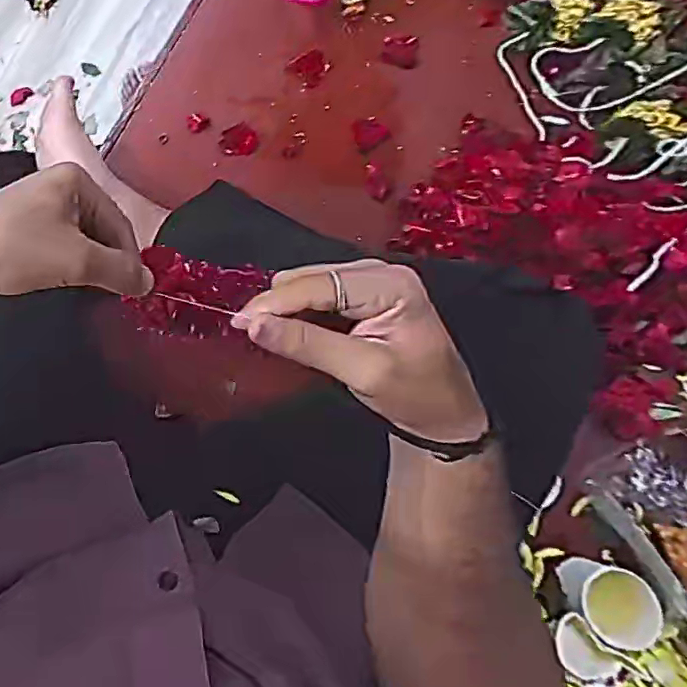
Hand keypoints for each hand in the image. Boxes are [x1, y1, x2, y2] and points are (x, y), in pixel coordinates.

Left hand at [0, 162, 152, 298]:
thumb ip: (120, 271)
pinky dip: (64, 265)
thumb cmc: (13, 251)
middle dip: (107, 262)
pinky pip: (56, 244)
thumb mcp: (77, 262)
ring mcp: (34, 203)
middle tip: (110, 293)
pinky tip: (58, 283)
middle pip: (101, 228)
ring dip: (87, 266)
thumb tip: (148, 282)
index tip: (135, 289)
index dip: (130, 258)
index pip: (119, 221)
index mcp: (73, 177)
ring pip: (79, 239)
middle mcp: (55, 183)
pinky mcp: (18, 225)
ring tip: (84, 290)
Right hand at [233, 260, 488, 444]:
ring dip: (286, 307)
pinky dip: (298, 311)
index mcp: (390, 284)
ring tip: (267, 334)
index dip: (276, 302)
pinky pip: (318, 292)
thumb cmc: (415, 395)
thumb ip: (306, 344)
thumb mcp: (362, 372)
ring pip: (309, 282)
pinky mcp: (362, 292)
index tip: (240, 321)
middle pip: (311, 277)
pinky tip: (288, 330)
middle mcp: (380, 271)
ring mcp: (371, 279)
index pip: (320, 284)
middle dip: (278, 304)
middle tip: (248, 332)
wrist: (446, 415)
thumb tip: (254, 325)